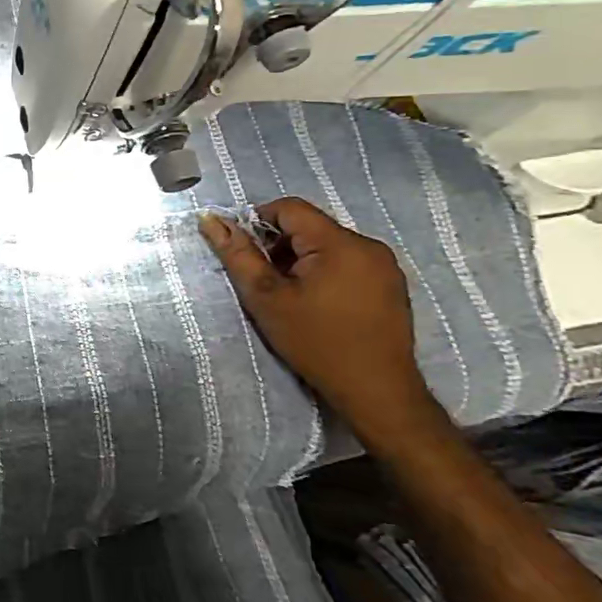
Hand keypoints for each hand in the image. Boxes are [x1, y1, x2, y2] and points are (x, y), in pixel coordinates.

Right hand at [198, 198, 434, 438]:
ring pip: (327, 244)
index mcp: (340, 243)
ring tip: (289, 294)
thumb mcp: (265, 296)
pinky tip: (316, 302)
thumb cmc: (315, 341)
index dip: (259, 222)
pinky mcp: (391, 285)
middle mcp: (368, 246)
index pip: (289, 208)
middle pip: (309, 225)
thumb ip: (237, 253)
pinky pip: (347, 261)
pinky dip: (323, 270)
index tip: (246, 253)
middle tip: (265, 279)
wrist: (376, 393)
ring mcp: (385, 266)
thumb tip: (210, 218)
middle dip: (279, 244)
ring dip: (300, 258)